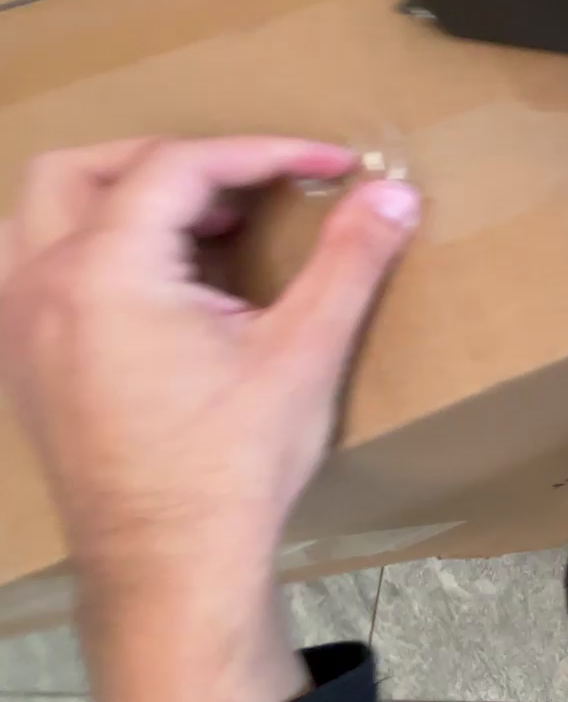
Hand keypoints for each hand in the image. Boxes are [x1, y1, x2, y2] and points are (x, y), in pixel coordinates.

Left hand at [0, 137, 419, 701]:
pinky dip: (118, 243)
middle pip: (86, 170)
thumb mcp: (308, 347)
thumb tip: (396, 195)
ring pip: (52, 215)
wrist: (173, 549)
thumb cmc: (239, 451)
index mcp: (105, 272)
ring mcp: (20, 324)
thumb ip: (351, 261)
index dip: (265, 151)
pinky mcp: (32, 358)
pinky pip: (51, 264)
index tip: (336, 165)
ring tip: (224, 224)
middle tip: (263, 180)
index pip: (178, 167)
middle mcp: (39, 284)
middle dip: (183, 158)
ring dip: (139, 197)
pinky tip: (183, 285)